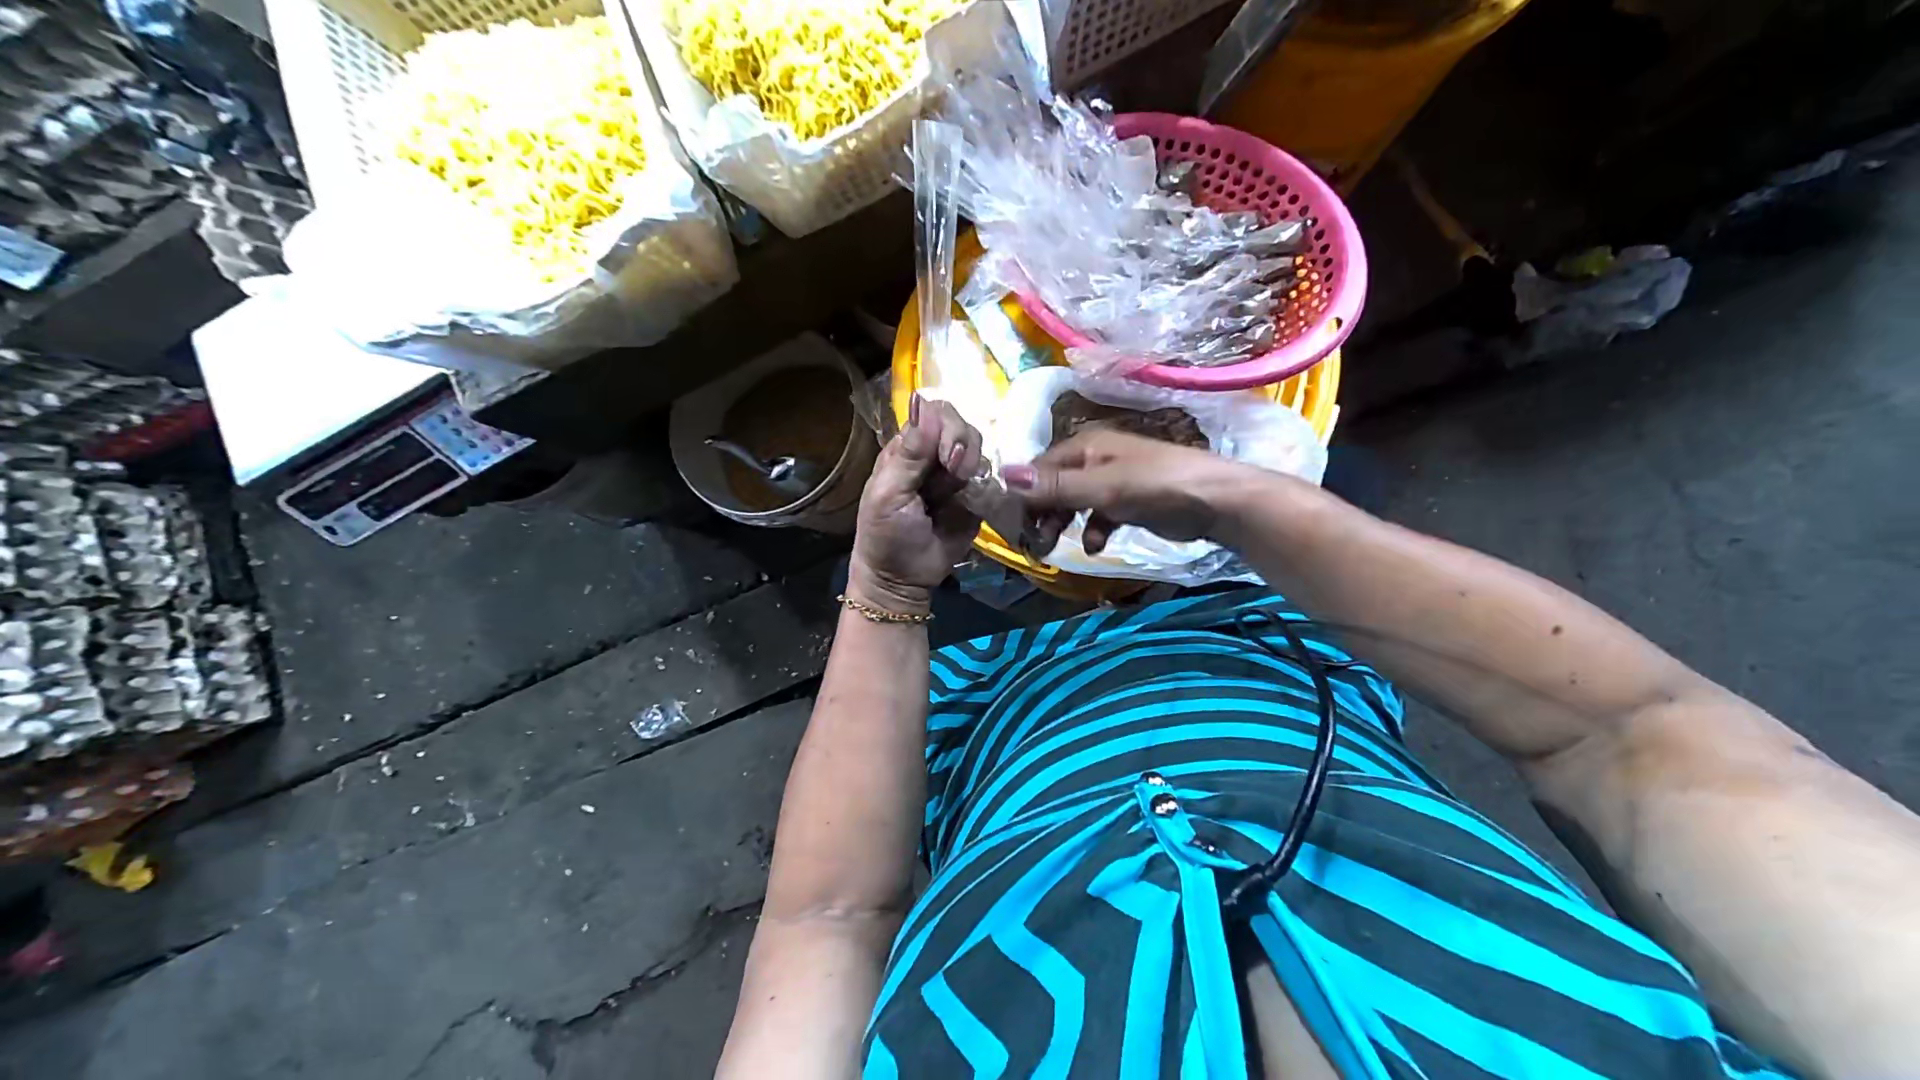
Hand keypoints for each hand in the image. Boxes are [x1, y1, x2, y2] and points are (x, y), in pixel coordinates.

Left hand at [848, 395, 983, 614]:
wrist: (902, 580)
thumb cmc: (885, 536)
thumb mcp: (888, 494)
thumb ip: (908, 453)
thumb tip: (924, 403)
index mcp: (906, 449)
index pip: (933, 414)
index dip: (945, 426)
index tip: (945, 454)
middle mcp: (933, 455)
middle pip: (961, 425)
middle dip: (963, 444)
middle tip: (955, 474)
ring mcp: (957, 475)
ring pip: (979, 446)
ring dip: (975, 462)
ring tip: (963, 485)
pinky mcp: (977, 496)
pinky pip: (993, 476)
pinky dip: (991, 480)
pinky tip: (980, 494)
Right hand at [1001, 430, 1263, 554]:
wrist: (1216, 502)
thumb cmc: (1156, 487)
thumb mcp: (1102, 488)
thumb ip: (1056, 487)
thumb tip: (1004, 475)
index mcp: (1085, 445)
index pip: (1039, 468)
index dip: (1023, 494)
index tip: (1012, 525)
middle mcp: (1094, 458)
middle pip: (1054, 485)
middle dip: (1041, 513)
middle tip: (1033, 543)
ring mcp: (1112, 480)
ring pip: (1073, 502)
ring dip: (1062, 523)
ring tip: (1053, 547)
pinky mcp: (1128, 501)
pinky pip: (1097, 515)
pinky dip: (1091, 529)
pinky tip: (1095, 545)